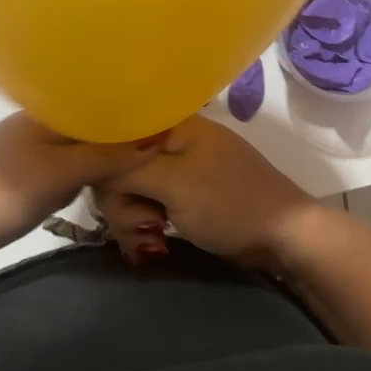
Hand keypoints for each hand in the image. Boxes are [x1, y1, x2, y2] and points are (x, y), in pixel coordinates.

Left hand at [0, 113, 157, 273]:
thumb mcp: (59, 176)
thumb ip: (108, 157)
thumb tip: (159, 138)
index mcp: (48, 113)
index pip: (104, 100)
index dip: (138, 107)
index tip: (175, 118)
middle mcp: (41, 125)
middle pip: (97, 122)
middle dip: (130, 131)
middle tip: (171, 143)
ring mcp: (31, 151)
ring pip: (84, 146)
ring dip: (112, 153)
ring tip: (152, 160)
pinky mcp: (25, 177)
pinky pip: (71, 166)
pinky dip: (92, 171)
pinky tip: (110, 181)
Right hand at [102, 116, 317, 265]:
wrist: (282, 234)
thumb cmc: (229, 203)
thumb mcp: (173, 184)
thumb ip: (126, 169)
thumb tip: (89, 160)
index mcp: (176, 125)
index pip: (116, 133)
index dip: (103, 165)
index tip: (108, 193)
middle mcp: (176, 142)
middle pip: (120, 167)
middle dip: (123, 203)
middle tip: (145, 225)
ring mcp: (183, 171)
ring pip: (133, 191)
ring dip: (133, 221)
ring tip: (152, 240)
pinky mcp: (187, 197)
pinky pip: (151, 206)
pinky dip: (148, 227)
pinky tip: (153, 245)